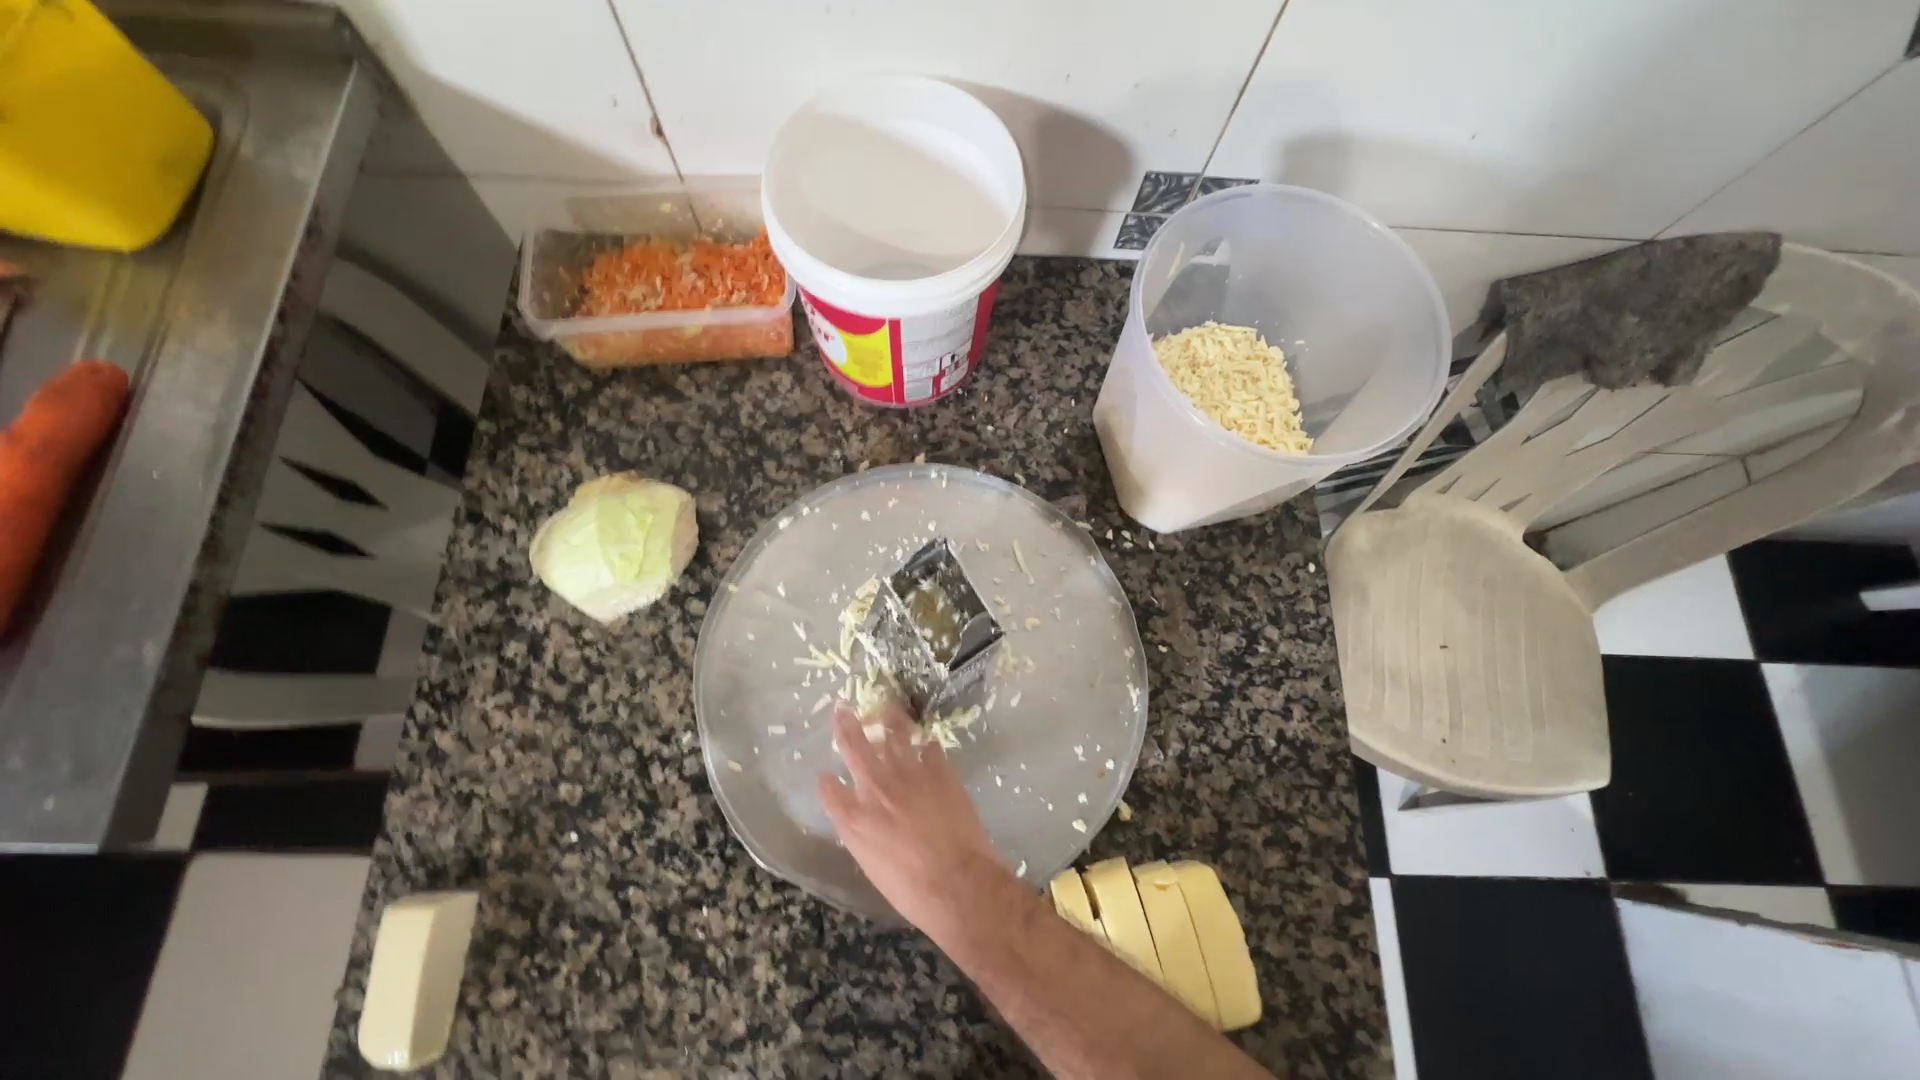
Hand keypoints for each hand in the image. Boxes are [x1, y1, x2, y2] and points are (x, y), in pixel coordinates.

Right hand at [818, 701, 1012, 937]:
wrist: (956, 882)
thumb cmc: (910, 888)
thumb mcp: (871, 866)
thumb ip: (862, 834)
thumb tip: (861, 819)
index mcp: (854, 818)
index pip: (829, 789)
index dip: (826, 780)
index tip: (825, 774)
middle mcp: (876, 788)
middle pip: (855, 747)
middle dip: (847, 725)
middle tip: (842, 707)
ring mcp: (909, 774)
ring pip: (895, 735)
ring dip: (889, 720)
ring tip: (887, 708)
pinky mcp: (940, 771)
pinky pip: (930, 747)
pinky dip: (926, 745)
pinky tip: (927, 743)